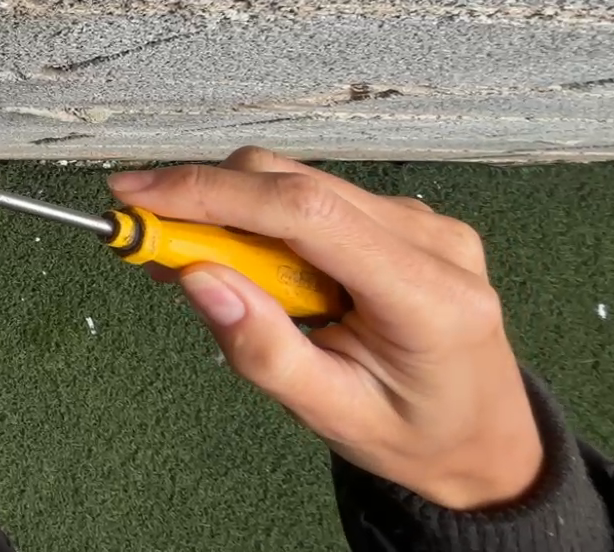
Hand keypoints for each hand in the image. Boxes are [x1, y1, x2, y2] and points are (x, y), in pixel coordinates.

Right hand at [109, 147, 541, 509]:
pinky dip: (242, 211)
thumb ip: (263, 349)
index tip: (130, 196)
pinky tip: (233, 254)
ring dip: (217, 207)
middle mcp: (427, 239)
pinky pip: (292, 189)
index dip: (207, 191)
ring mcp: (412, 218)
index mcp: (428, 295)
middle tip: (145, 242)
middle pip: (283, 181)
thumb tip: (192, 275)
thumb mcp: (330, 412)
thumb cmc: (407, 432)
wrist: (482, 437)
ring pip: (280, 176)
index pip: (303, 210)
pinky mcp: (387, 212)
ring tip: (190, 258)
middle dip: (197, 199)